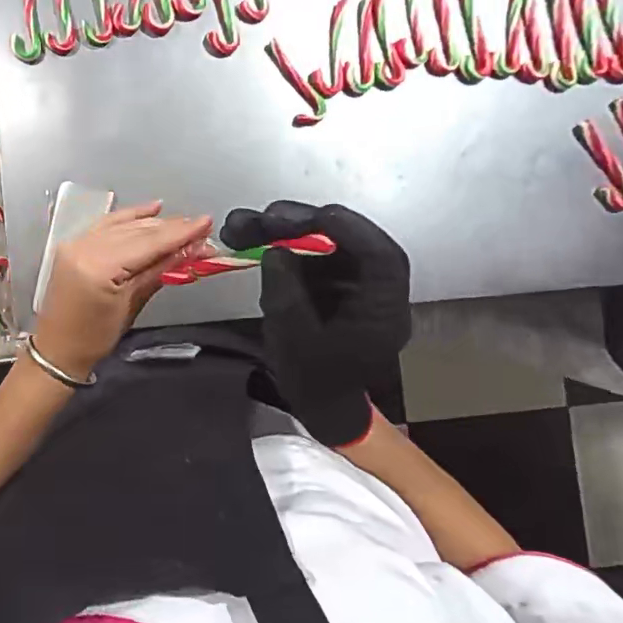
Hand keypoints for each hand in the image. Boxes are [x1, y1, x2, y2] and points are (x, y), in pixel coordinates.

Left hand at [33, 201, 211, 380]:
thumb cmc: (94, 337)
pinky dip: (129, 217)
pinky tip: (152, 209)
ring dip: (155, 223)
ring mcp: (76, 243)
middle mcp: (84, 247)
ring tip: (185, 223)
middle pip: (137, 231)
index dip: (180, 233)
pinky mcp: (74, 245)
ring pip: (123, 225)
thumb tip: (190, 251)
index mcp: (98, 266)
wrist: (57, 349)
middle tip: (202, 229)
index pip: (147, 243)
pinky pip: (106, 224)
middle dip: (171, 229)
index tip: (206, 223)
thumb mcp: (131, 305)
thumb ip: (159, 271)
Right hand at [220, 201, 410, 445]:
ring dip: (282, 230)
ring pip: (321, 242)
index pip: (378, 256)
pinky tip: (246, 237)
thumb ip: (286, 294)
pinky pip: (306, 254)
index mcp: (382, 306)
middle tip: (265, 217)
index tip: (315, 216)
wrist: (319, 406)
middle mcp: (371, 286)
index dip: (348, 230)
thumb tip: (275, 251)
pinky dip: (278, 244)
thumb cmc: (316, 382)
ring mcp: (348, 281)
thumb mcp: (296, 341)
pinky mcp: (326, 280)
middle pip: (345, 241)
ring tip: (240, 226)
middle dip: (304, 224)